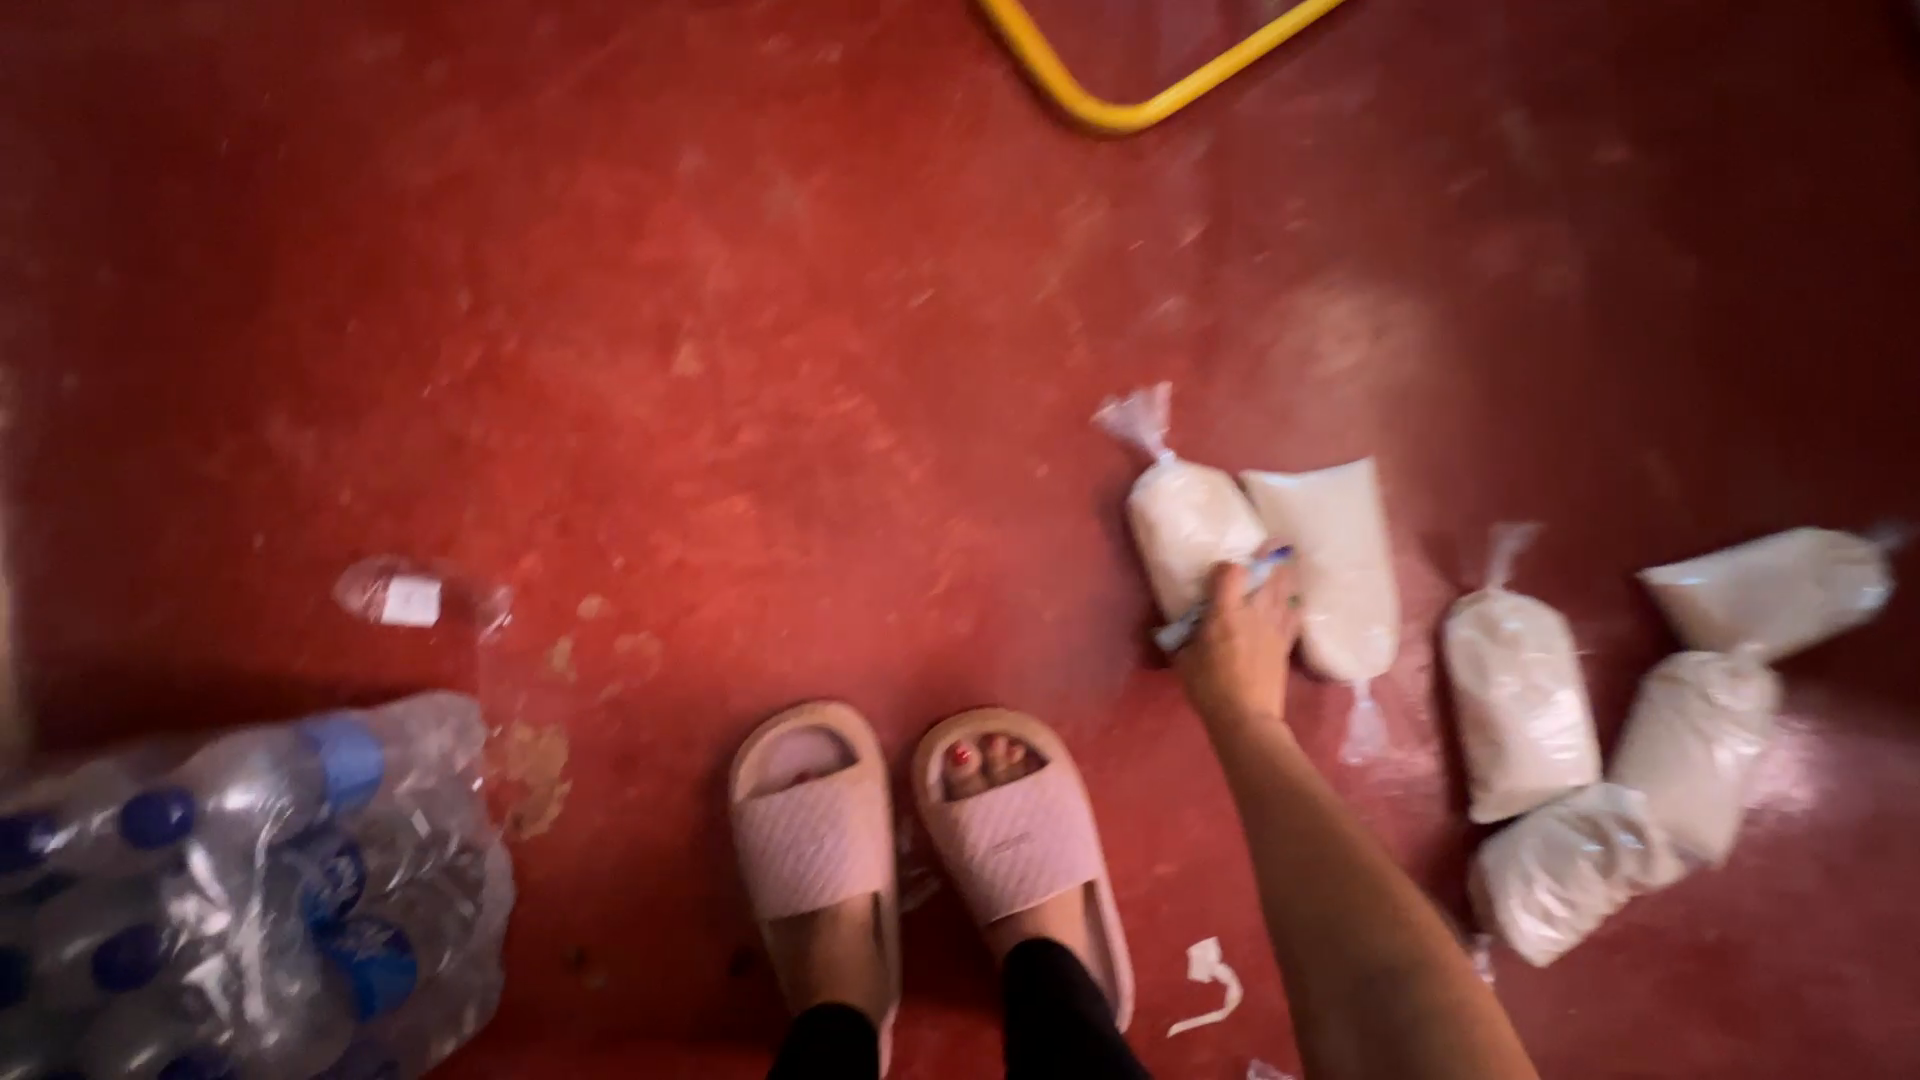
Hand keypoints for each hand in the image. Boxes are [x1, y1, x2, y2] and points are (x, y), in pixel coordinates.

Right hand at [1175, 552, 1301, 730]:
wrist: (1246, 716)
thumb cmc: (1208, 687)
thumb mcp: (1184, 660)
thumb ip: (1183, 639)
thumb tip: (1181, 630)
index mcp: (1225, 614)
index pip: (1230, 573)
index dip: (1225, 567)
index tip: (1218, 573)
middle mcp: (1254, 612)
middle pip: (1269, 575)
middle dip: (1271, 557)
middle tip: (1274, 544)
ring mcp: (1274, 627)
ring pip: (1286, 591)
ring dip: (1287, 574)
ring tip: (1287, 562)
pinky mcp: (1286, 643)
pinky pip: (1295, 615)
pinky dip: (1294, 604)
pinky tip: (1294, 600)